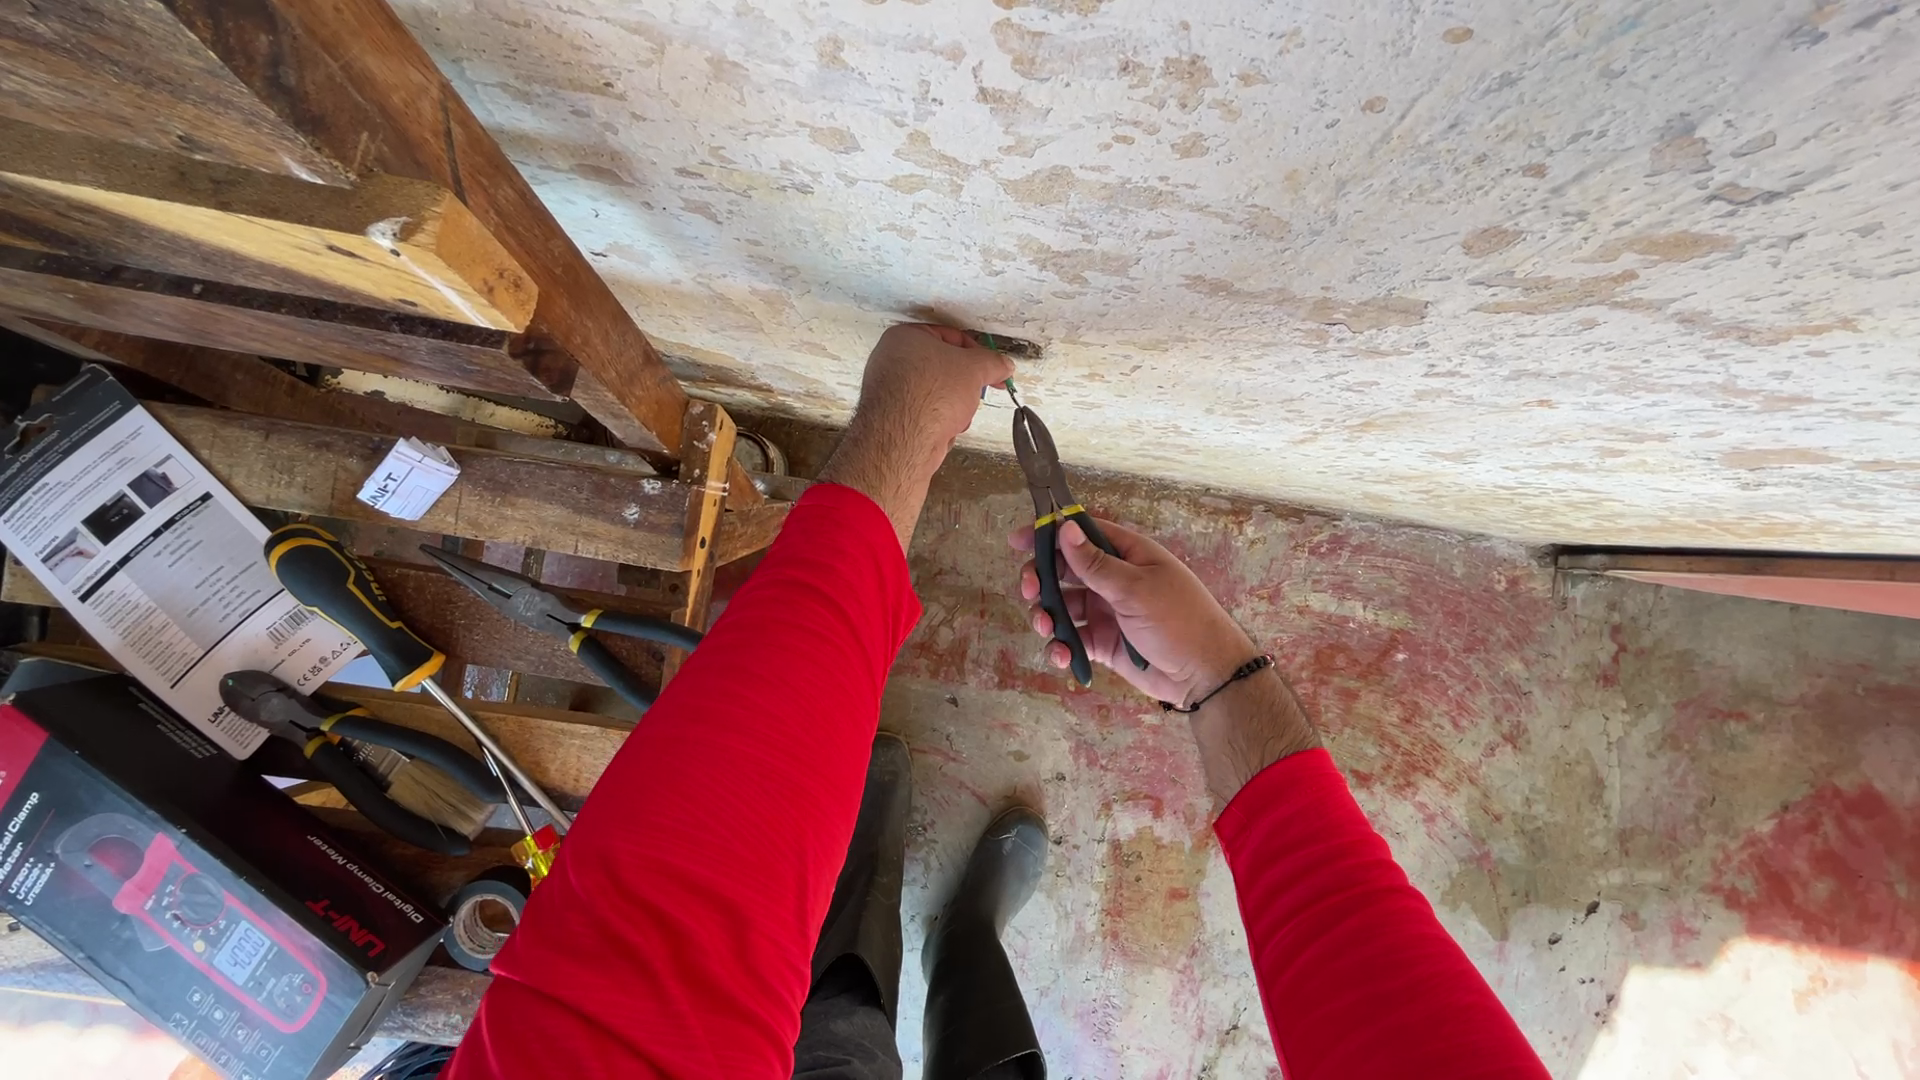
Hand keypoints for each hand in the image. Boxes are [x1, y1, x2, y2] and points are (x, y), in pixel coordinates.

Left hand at [821, 325, 1013, 550]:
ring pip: (937, 394)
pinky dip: (941, 422)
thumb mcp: (974, 370)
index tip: (993, 367)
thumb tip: (1003, 365)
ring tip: (958, 414)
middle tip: (978, 390)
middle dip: (964, 384)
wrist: (904, 442)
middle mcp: (892, 362)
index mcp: (905, 337)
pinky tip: (945, 429)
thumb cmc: (929, 397)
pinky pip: (927, 415)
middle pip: (943, 368)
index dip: (977, 352)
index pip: (950, 336)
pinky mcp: (896, 420)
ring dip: (955, 406)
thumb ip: (993, 363)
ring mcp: (892, 392)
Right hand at [1011, 516, 1258, 706]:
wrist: (1205, 675)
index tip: (1016, 540)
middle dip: (1041, 579)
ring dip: (1047, 615)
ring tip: (1047, 629)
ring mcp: (1106, 611)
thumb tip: (1064, 527)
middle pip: (1063, 570)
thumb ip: (1095, 562)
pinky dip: (1061, 646)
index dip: (1048, 533)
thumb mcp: (1135, 588)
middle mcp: (1113, 579)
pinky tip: (1063, 655)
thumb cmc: (1178, 620)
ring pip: (1062, 606)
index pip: (1080, 534)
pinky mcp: (1102, 642)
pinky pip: (1072, 638)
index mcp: (1126, 554)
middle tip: (1030, 591)